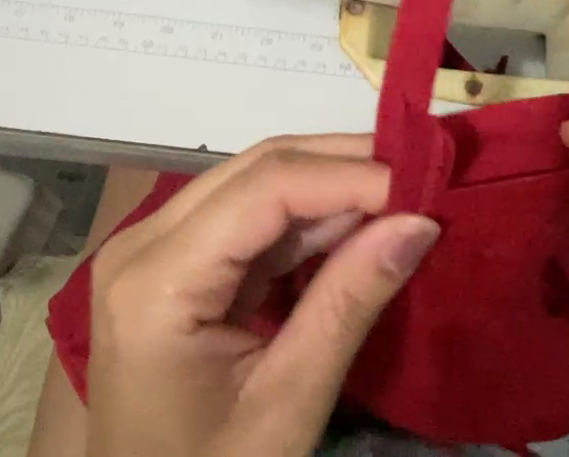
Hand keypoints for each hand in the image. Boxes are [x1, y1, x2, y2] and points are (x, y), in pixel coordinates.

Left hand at [85, 135, 440, 456]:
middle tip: (420, 173)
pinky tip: (358, 220)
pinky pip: (248, 215)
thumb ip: (349, 303)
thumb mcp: (286, 404)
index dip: (348, 175)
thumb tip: (420, 222)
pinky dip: (307, 216)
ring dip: (330, 183)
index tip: (422, 183)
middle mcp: (145, 240)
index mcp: (157, 280)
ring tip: (401, 192)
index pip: (264, 189)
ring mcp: (154, 245)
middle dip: (343, 164)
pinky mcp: (173, 258)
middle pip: (256, 169)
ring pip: (254, 181)